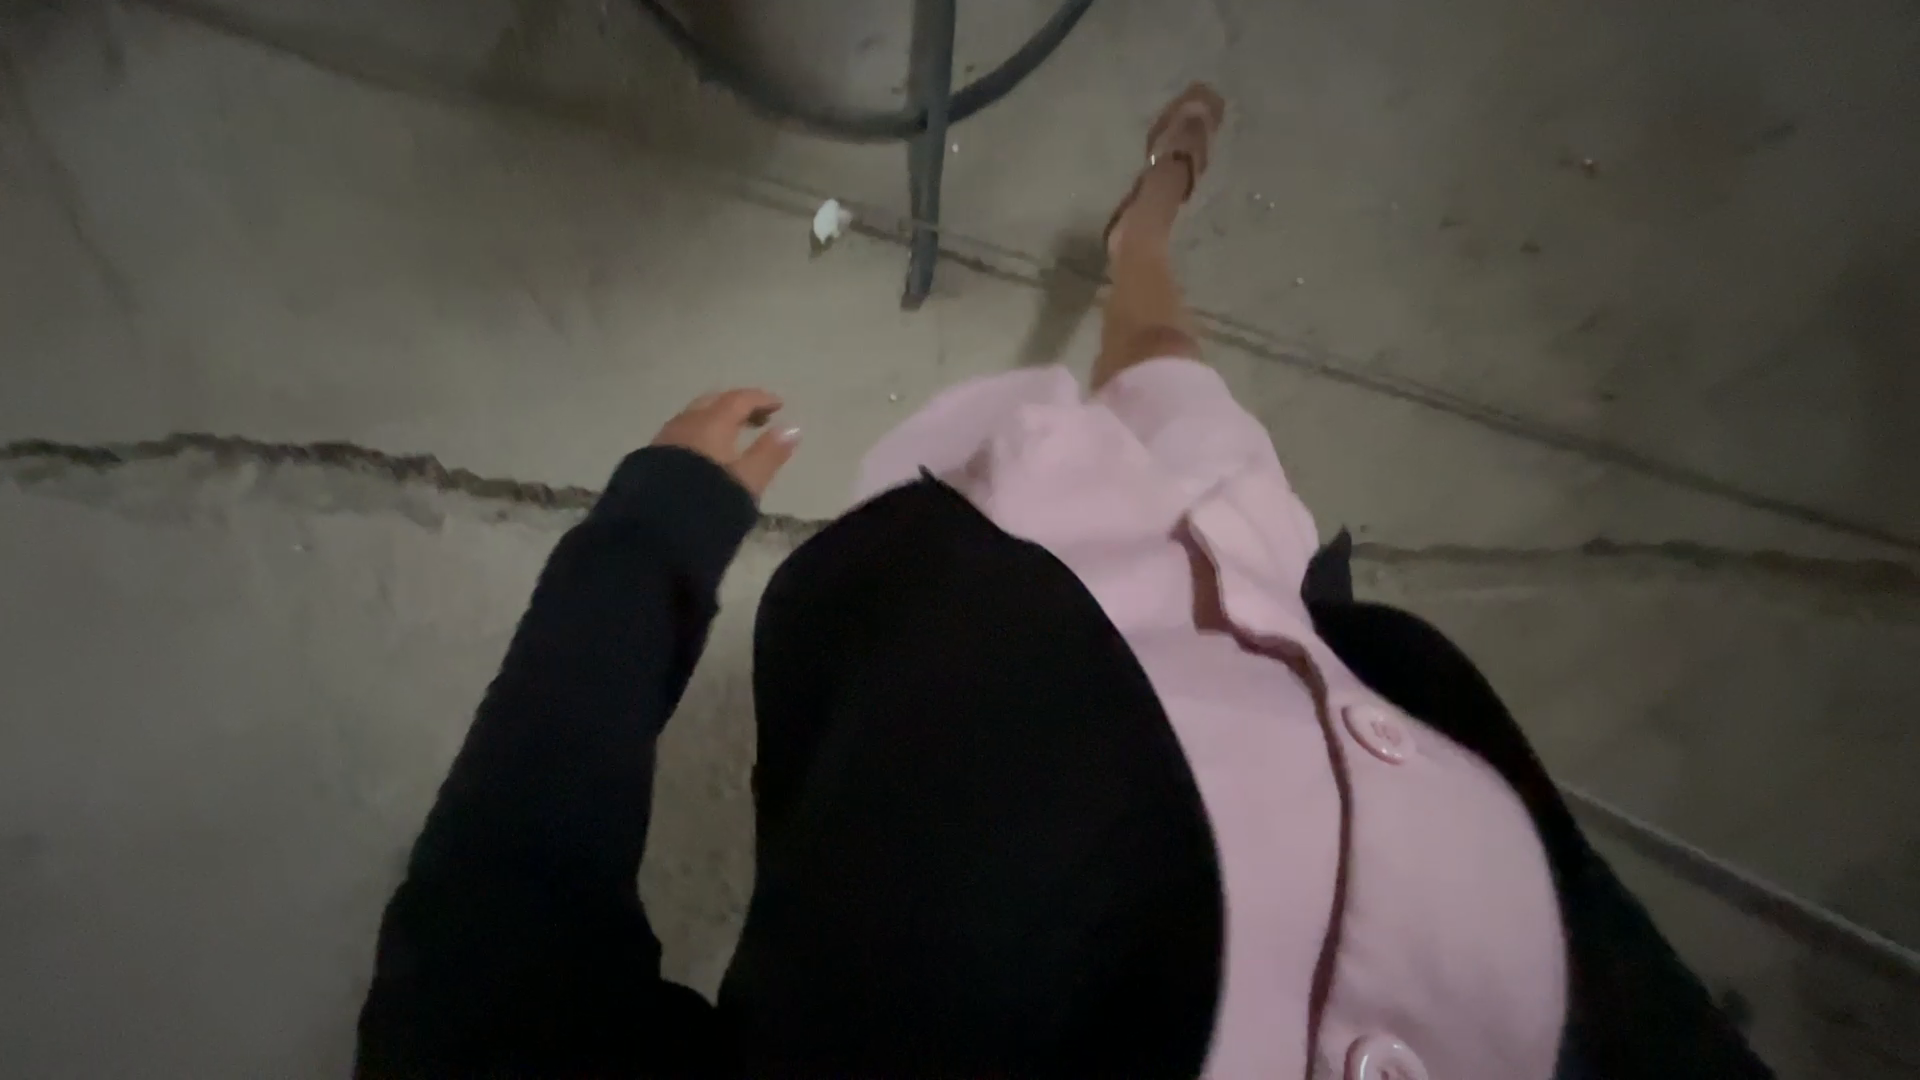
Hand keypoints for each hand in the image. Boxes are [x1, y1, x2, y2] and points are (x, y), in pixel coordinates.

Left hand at [650, 389, 799, 500]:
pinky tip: (703, 453)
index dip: (761, 399)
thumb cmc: (710, 501)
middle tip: (757, 417)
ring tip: (732, 435)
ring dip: (715, 420)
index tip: (779, 404)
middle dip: (736, 405)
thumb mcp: (748, 480)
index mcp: (712, 424)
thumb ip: (770, 453)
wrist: (656, 529)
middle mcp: (685, 424)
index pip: (739, 400)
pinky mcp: (649, 459)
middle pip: (713, 402)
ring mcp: (664, 439)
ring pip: (693, 417)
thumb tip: (793, 428)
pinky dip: (699, 434)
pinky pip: (680, 434)